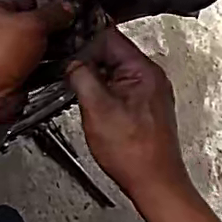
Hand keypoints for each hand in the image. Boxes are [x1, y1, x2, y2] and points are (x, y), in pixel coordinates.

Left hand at [0, 0, 73, 103]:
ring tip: (72, 49)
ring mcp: (5, 56)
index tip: (71, 8)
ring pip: (39, 48)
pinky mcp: (12, 77)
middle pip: (37, 24)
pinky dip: (50, 68)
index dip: (53, 1)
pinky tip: (61, 67)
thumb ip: (53, 14)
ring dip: (56, 49)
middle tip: (76, 30)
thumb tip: (67, 8)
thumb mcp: (31, 25)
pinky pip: (37, 69)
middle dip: (57, 28)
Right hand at [66, 27, 193, 204]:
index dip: (85, 41)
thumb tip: (73, 62)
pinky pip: (118, 89)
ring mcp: (148, 93)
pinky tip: (94, 108)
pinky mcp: (144, 108)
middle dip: (88, 61)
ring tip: (80, 93)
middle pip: (111, 53)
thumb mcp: (97, 109)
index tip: (67, 50)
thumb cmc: (135, 153)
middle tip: (69, 74)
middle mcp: (150, 78)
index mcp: (143, 71)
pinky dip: (103, 93)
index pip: (110, 37)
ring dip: (94, 79)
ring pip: (113, 72)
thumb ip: (82, 77)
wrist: (154, 184)